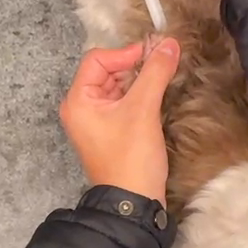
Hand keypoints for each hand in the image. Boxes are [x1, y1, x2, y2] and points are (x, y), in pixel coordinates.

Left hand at [58, 39, 180, 200]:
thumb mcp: (143, 110)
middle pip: (106, 72)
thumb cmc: (131, 158)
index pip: (97, 60)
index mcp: (78, 101)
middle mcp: (81, 109)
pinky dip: (138, 97)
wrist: (133, 202)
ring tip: (162, 80)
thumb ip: (155, 73)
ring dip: (138, 81)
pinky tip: (156, 97)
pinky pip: (122, 104)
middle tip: (161, 65)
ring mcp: (95, 122)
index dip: (125, 53)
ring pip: (117, 88)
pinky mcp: (110, 132)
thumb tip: (169, 44)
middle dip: (133, 66)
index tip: (153, 55)